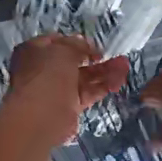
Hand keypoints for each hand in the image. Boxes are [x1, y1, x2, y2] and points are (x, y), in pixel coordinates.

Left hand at [4, 34, 130, 146]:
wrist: (39, 117)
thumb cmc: (46, 76)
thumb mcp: (62, 51)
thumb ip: (77, 45)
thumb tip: (86, 45)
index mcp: (35, 52)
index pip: (59, 43)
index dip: (78, 43)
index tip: (95, 46)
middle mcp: (46, 70)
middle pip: (75, 62)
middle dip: (97, 59)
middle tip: (119, 57)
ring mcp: (58, 90)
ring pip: (85, 78)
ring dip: (105, 72)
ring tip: (125, 67)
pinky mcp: (69, 107)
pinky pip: (88, 93)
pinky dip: (103, 87)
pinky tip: (119, 81)